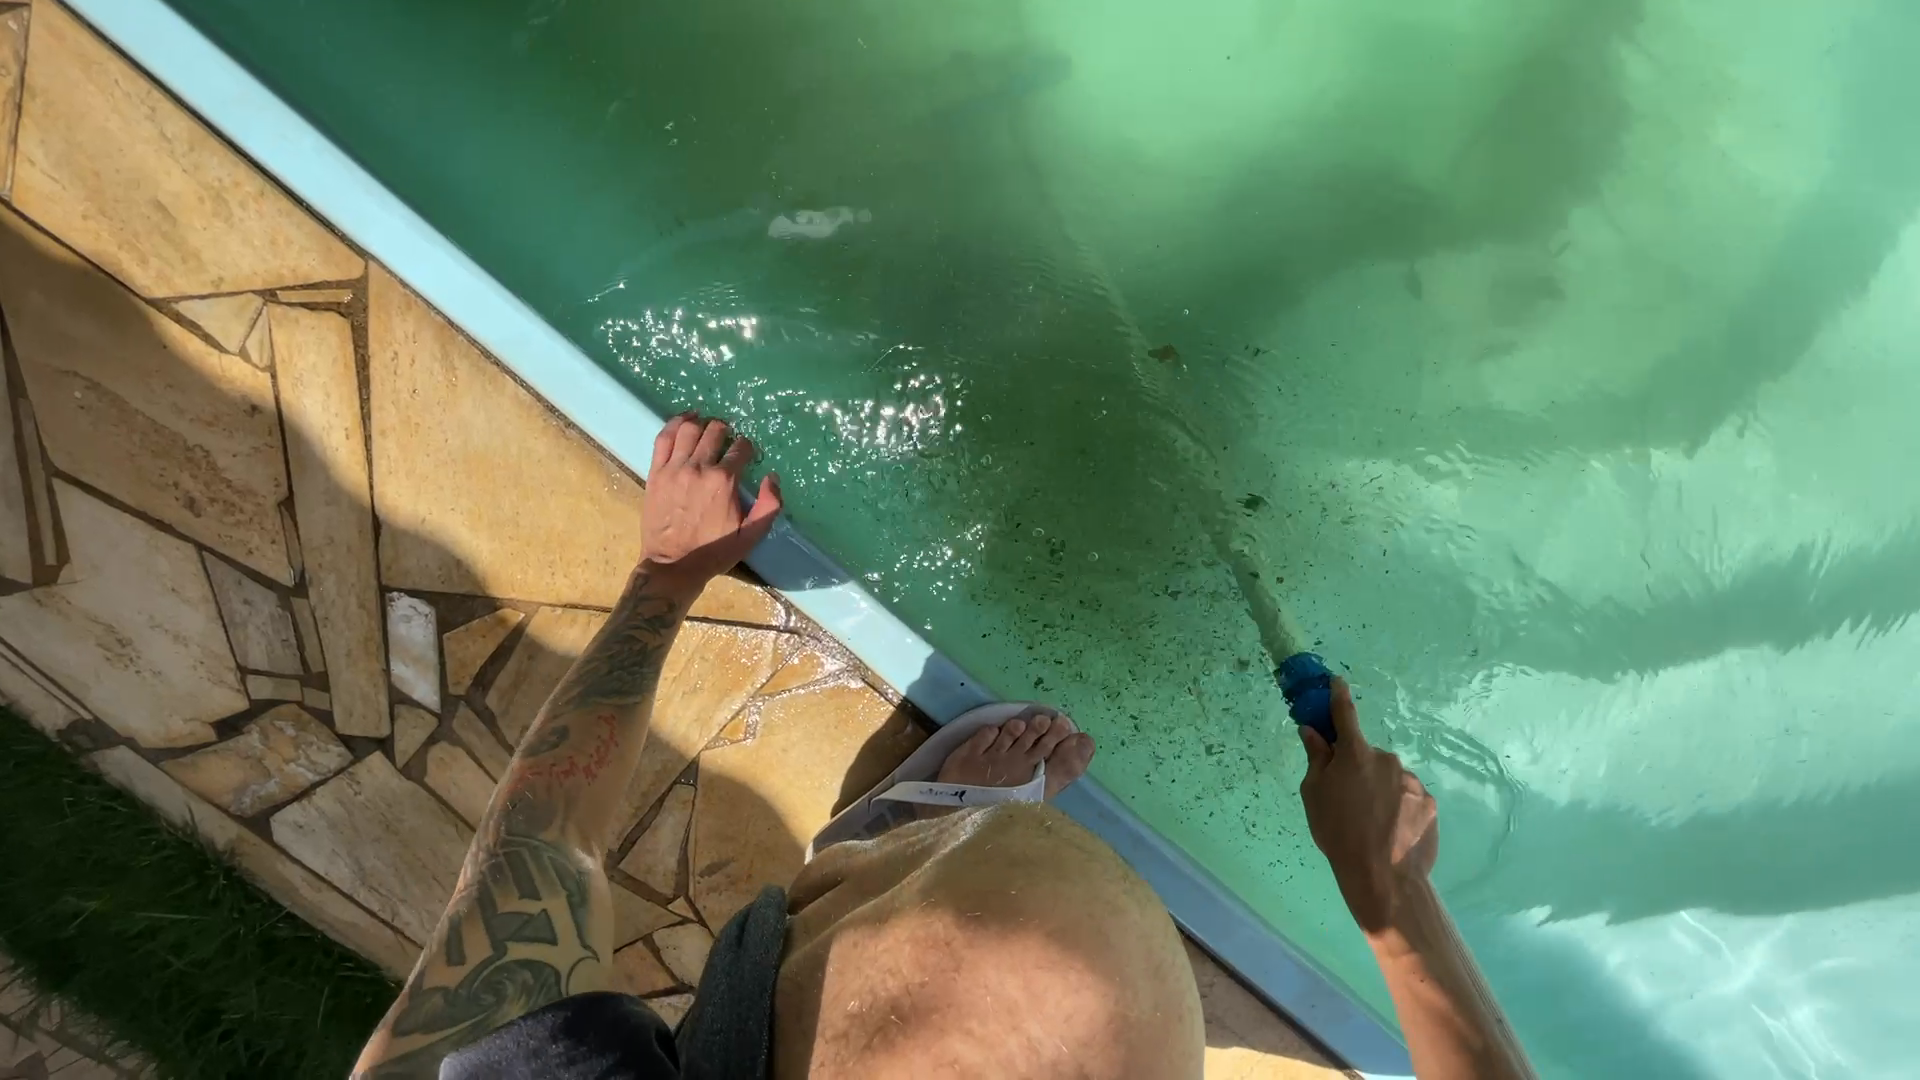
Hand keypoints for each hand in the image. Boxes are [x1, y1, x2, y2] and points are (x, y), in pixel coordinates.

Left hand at [641, 412, 782, 587]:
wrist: (673, 565)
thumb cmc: (715, 551)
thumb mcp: (752, 535)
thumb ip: (770, 506)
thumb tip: (773, 478)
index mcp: (724, 481)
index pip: (740, 448)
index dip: (747, 447)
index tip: (747, 453)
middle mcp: (699, 467)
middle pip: (715, 432)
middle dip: (726, 430)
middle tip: (728, 437)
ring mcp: (674, 468)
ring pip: (689, 430)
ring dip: (702, 423)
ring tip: (707, 426)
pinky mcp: (656, 472)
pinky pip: (663, 438)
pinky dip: (675, 424)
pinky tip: (685, 420)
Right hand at [1298, 678, 1438, 937]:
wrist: (1383, 875)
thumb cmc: (1337, 830)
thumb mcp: (1313, 793)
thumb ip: (1316, 758)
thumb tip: (1313, 732)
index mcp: (1354, 753)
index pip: (1345, 714)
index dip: (1338, 696)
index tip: (1337, 681)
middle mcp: (1386, 759)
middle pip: (1366, 755)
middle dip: (1356, 767)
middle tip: (1346, 795)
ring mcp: (1412, 781)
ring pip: (1389, 776)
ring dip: (1379, 787)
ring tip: (1371, 820)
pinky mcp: (1430, 803)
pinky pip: (1407, 796)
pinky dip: (1398, 805)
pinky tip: (1391, 829)